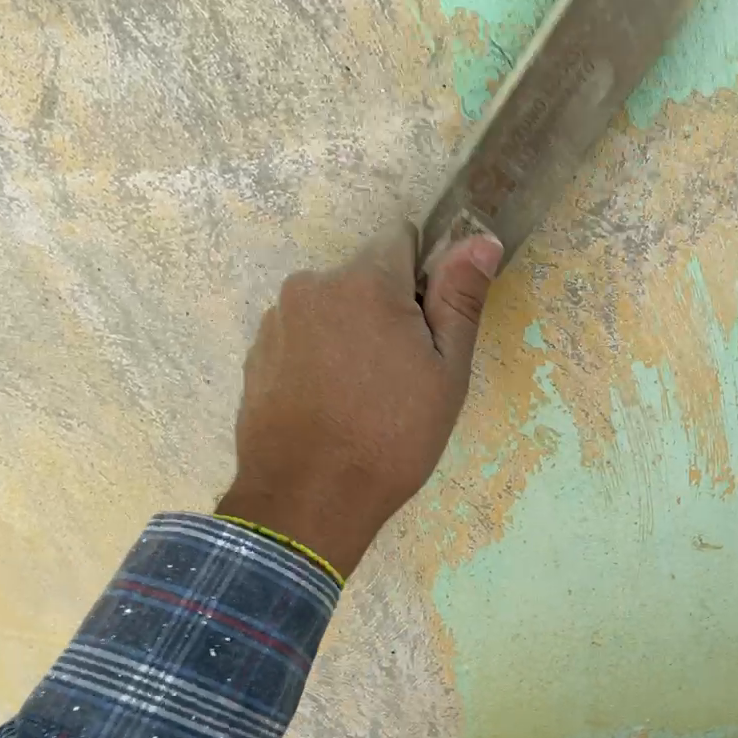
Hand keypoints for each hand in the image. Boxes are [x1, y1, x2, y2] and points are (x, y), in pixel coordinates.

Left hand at [217, 223, 503, 577]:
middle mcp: (313, 285)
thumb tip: (482, 240)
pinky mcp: (256, 354)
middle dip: (385, 308)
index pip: (403, 238)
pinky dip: (319, 357)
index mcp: (366, 281)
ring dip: (349, 332)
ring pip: (331, 308)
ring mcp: (277, 320)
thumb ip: (460, 299)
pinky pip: (301, 337)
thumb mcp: (446, 372)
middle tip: (401, 373)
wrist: (308, 499)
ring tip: (361, 396)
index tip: (429, 324)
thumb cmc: (392, 437)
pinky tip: (328, 405)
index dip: (424, 276)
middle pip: (364, 277)